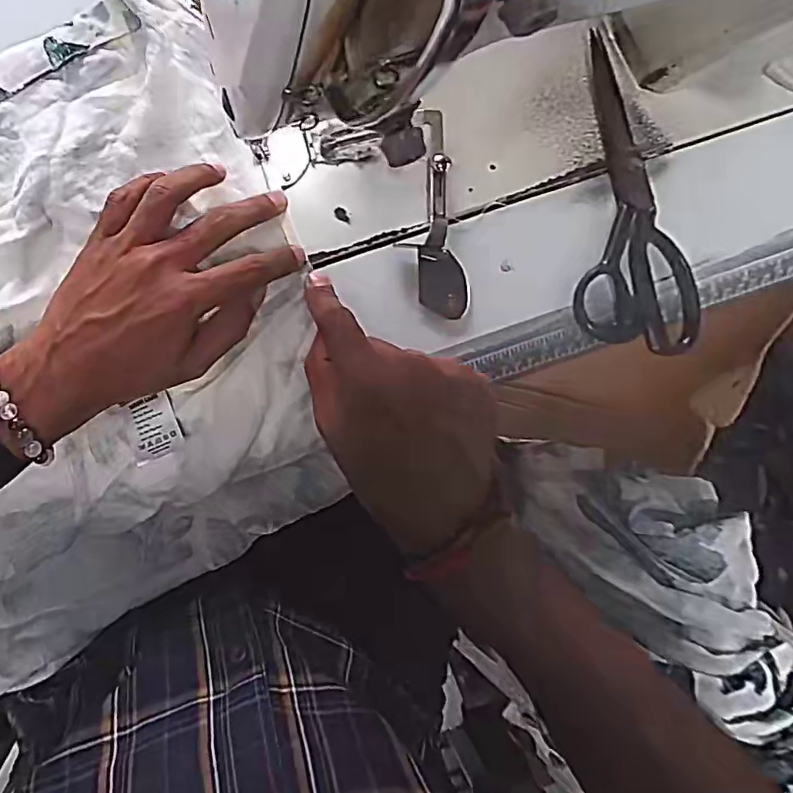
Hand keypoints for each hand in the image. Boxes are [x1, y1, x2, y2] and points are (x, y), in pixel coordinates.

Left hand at [0, 164, 304, 442]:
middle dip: (256, 210)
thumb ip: (228, 328)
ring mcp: (127, 248)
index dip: (278, 260)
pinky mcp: (101, 242)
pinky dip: (145, 184)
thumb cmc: (123, 371)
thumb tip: (253, 297)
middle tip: (272, 204)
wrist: (66, 368)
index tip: (291, 255)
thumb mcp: (189, 364)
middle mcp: (158, 265)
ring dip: (197, 178)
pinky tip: (161, 181)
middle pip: (219, 223)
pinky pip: (123, 200)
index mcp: (183, 298)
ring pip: (167, 195)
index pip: (247, 270)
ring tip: (217, 173)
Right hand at [304, 273, 499, 554]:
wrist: (446, 510)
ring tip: (412, 423)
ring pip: (411, 363)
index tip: (318, 282)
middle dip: (372, 369)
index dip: (324, 301)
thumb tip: (322, 342)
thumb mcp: (333, 430)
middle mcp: (406, 362)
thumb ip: (324, 378)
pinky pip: (440, 373)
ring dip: (407, 382)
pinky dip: (435, 390)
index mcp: (365, 375)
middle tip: (378, 410)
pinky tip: (436, 420)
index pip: (339, 323)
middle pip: (377, 349)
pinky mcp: (473, 379)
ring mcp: (445, 369)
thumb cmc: (380, 476)